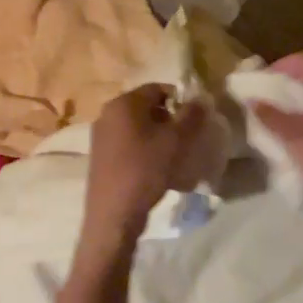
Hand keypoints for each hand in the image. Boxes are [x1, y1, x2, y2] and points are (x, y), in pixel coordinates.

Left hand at [84, 84, 207, 235]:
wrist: (114, 213)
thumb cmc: (145, 170)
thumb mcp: (175, 141)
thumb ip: (191, 115)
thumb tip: (201, 98)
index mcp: (123, 103)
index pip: (157, 89)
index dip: (180, 100)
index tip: (196, 119)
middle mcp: (107, 114)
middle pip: (147, 108)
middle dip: (170, 120)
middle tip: (188, 138)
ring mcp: (101, 136)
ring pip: (139, 128)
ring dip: (159, 137)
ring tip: (176, 157)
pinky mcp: (101, 157)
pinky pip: (129, 145)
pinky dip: (146, 151)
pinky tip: (159, 170)